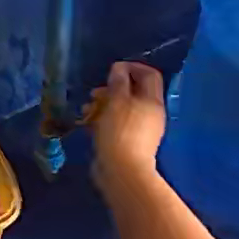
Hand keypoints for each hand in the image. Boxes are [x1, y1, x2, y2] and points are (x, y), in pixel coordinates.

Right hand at [88, 61, 167, 188]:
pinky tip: (89, 126)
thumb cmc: (120, 131)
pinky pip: (117, 125)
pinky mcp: (128, 143)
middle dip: (111, 89)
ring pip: (122, 110)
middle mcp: (150, 114)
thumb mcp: (116, 101)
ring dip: (103, 106)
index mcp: (152, 101)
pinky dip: (104, 121)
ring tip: (87, 111)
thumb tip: (119, 68)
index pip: (149, 75)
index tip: (112, 69)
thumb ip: (118, 82)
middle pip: (133, 93)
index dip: (132, 67)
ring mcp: (140, 130)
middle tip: (94, 93)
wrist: (122, 171)